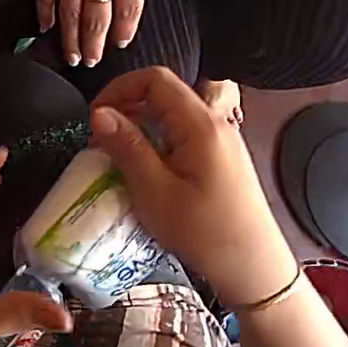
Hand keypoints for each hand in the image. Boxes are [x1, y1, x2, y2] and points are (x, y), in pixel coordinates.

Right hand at [34, 0, 144, 65]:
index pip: (128, 7)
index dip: (122, 30)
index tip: (118, 44)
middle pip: (97, 19)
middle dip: (94, 44)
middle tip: (90, 62)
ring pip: (71, 14)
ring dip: (71, 39)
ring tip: (71, 57)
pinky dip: (46, 14)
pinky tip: (47, 27)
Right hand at [86, 68, 298, 306]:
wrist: (253, 267)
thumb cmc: (203, 231)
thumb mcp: (154, 191)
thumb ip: (126, 147)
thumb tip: (98, 114)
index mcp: (199, 125)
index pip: (155, 79)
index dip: (118, 89)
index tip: (95, 118)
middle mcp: (214, 123)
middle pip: (163, 92)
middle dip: (124, 106)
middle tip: (100, 139)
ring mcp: (219, 139)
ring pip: (170, 113)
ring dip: (137, 125)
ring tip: (116, 155)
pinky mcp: (218, 157)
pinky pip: (180, 133)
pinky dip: (154, 139)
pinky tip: (143, 168)